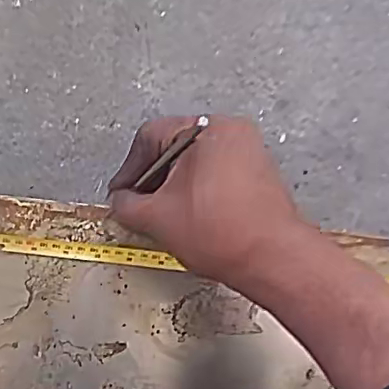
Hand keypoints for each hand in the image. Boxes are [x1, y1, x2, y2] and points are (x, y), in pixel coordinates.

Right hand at [106, 116, 315, 285]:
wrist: (268, 257)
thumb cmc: (223, 232)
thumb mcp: (155, 218)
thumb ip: (126, 205)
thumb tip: (120, 202)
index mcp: (205, 131)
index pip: (150, 137)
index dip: (128, 170)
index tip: (122, 194)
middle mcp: (231, 133)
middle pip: (172, 148)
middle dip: (150, 181)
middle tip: (138, 207)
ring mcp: (247, 152)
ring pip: (193, 164)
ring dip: (171, 190)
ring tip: (163, 217)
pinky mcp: (256, 175)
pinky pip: (213, 176)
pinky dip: (194, 194)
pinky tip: (188, 220)